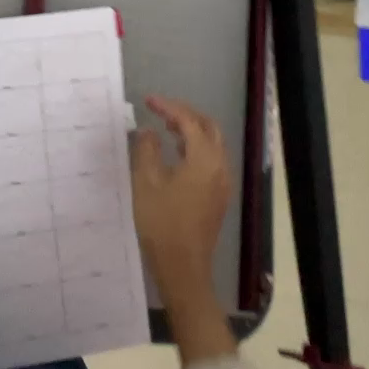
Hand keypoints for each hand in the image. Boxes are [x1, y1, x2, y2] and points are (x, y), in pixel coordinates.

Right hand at [132, 94, 236, 363]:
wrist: (183, 268)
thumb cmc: (161, 222)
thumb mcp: (146, 182)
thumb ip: (147, 150)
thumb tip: (149, 132)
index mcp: (204, 160)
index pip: (188, 122)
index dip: (168, 107)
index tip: (147, 101)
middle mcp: (219, 167)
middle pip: (208, 128)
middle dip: (185, 114)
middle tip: (161, 110)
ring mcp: (222, 183)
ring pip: (212, 144)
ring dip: (191, 130)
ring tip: (166, 127)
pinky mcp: (218, 196)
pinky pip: (212, 159)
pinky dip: (196, 147)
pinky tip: (177, 153)